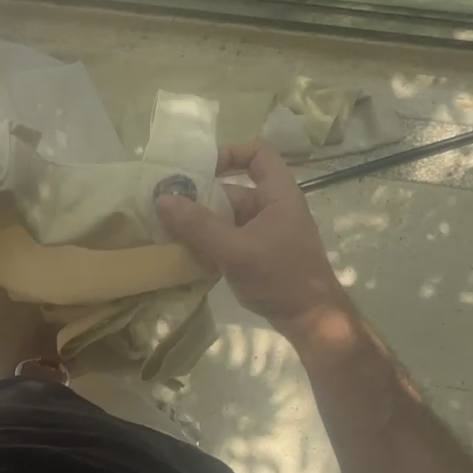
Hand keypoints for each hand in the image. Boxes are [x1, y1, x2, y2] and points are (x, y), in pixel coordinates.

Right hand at [155, 140, 349, 340]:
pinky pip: (224, 236)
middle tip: (164, 205)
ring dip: (197, 222)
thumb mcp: (235, 251)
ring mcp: (262, 231)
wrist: (310, 319)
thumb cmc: (281, 278)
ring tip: (165, 230)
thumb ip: (199, 225)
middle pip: (231, 188)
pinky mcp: (254, 252)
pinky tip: (181, 252)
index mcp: (277, 195)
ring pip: (224, 216)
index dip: (229, 153)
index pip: (258, 154)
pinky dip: (204, 241)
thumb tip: (162, 199)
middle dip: (198, 196)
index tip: (198, 171)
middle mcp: (270, 207)